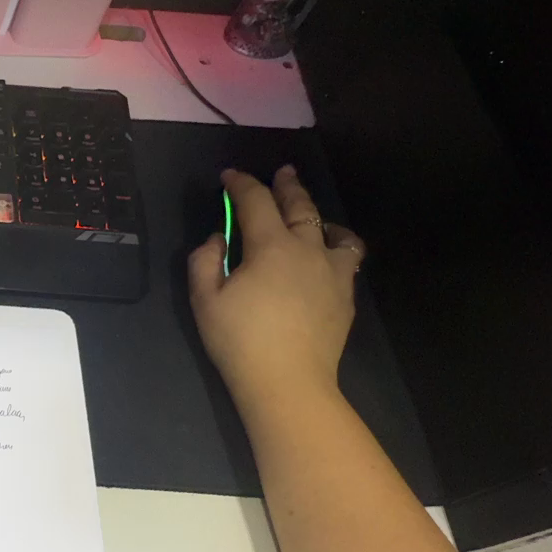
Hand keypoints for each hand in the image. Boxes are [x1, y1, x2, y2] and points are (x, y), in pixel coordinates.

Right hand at [188, 166, 365, 410]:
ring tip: (311, 215)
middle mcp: (306, 248)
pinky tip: (327, 254)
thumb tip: (216, 239)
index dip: (241, 185)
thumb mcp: (204, 301)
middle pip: (299, 206)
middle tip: (282, 173)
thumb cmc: (238, 340)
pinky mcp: (344, 291)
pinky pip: (346, 256)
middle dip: (286, 186)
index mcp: (269, 247)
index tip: (229, 176)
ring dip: (317, 214)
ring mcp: (332, 269)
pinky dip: (336, 244)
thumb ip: (204, 263)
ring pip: (332, 228)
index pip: (255, 203)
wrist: (286, 378)